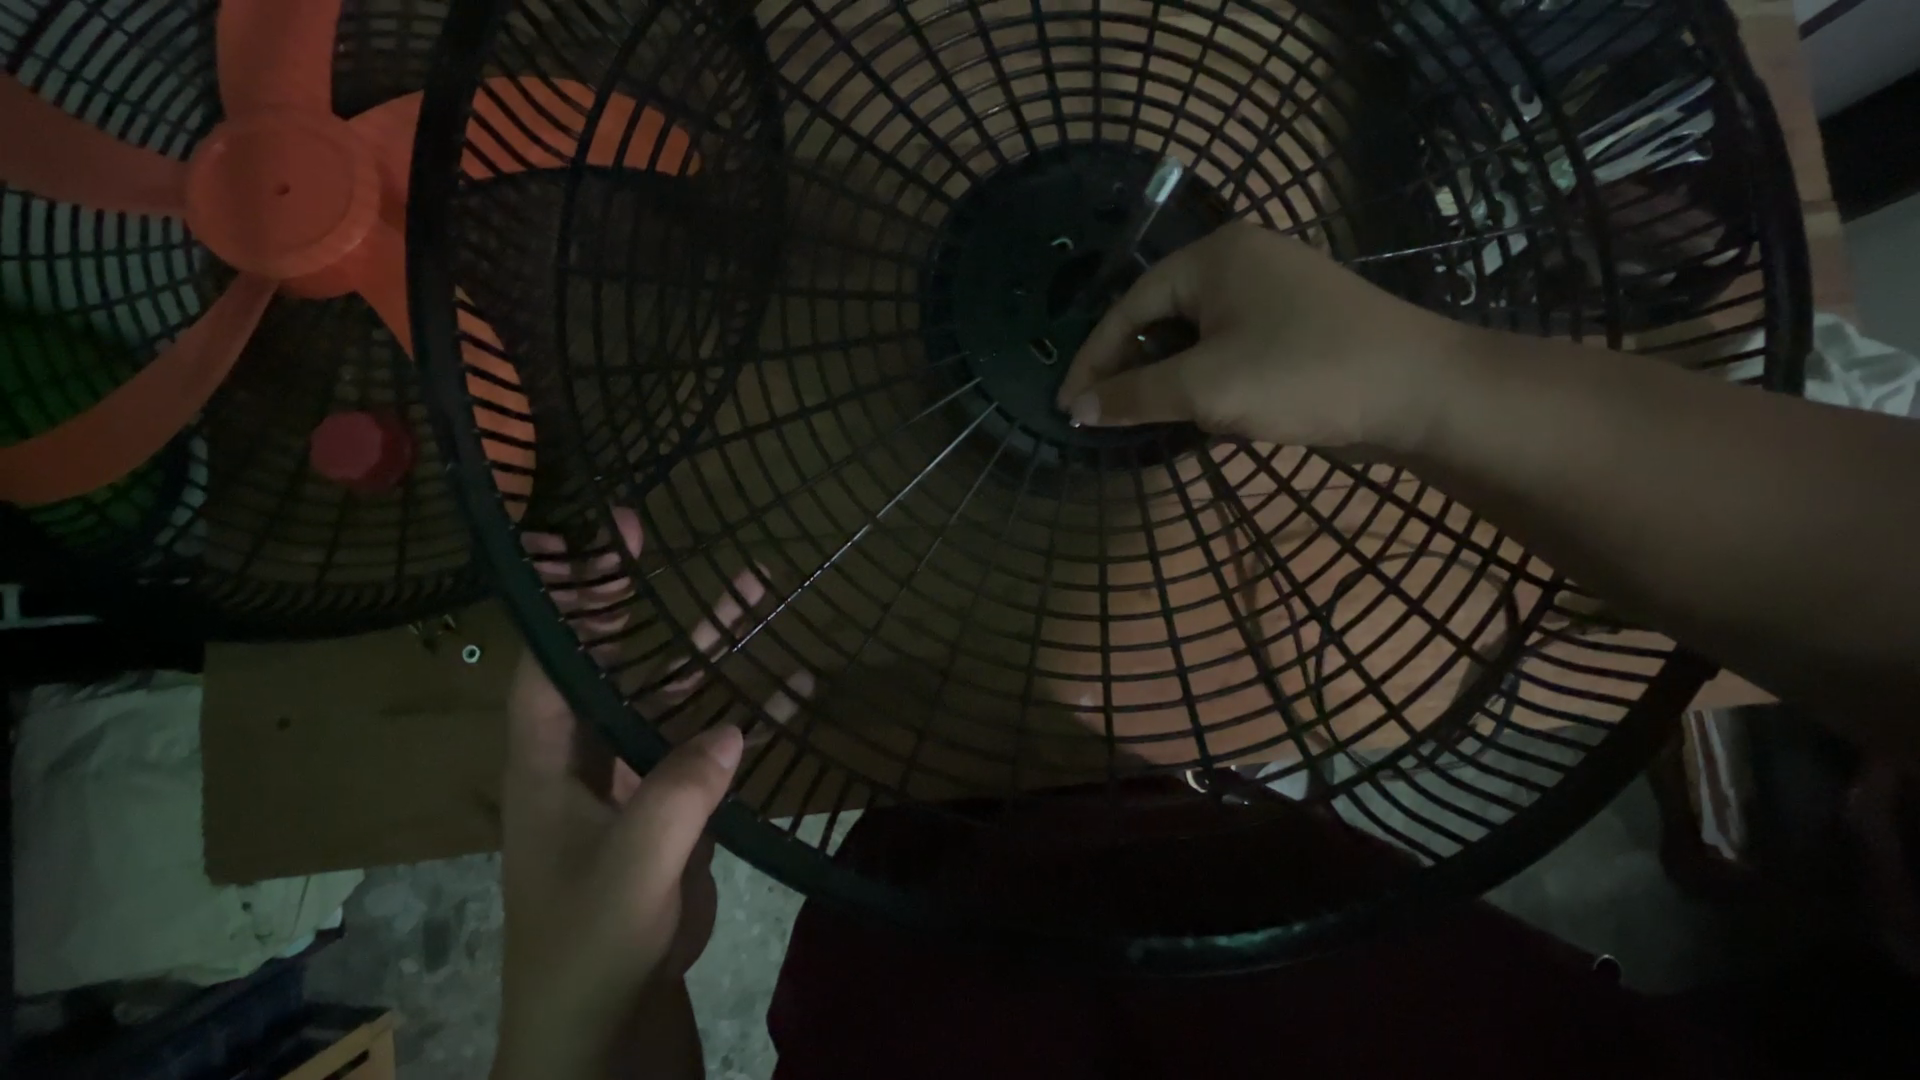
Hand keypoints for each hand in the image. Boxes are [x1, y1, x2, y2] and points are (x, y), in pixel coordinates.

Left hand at [494, 508, 807, 1079]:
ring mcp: (635, 780)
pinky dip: (748, 715)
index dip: (567, 602)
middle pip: (613, 664)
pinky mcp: (675, 807)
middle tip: (657, 540)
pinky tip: (789, 685)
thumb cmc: (590, 942)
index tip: (595, 543)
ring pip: (670, 697)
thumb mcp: (633, 865)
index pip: (547, 663)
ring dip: (706, 650)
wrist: (605, 1021)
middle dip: (637, 605)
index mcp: (549, 762)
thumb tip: (735, 726)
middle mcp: (588, 756)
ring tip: (751, 592)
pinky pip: (712, 747)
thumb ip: (678, 791)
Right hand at [1055, 223, 1468, 450]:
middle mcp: (1239, 263)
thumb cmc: (1304, 375)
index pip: (1129, 305)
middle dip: (1128, 368)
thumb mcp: (1206, 388)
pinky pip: (1225, 350)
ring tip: (1138, 419)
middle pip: (1159, 317)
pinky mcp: (1293, 328)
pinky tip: (1190, 413)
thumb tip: (1077, 409)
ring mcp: (1270, 294)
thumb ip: (1134, 395)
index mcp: (1215, 257)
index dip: (1093, 358)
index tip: (1068, 405)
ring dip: (1163, 378)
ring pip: (1192, 337)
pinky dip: (1200, 380)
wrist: (1421, 393)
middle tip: (1100, 415)